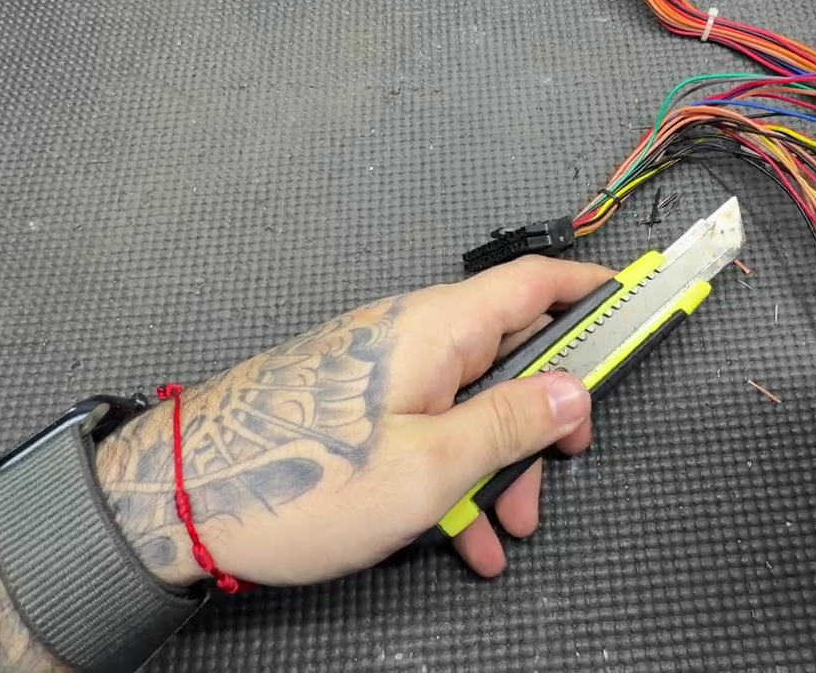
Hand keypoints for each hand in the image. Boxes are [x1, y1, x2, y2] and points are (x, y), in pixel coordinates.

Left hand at [95, 256, 612, 586]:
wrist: (183, 496)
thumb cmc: (305, 476)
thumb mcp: (430, 465)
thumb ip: (510, 423)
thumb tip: (572, 392)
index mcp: (440, 326)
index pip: (535, 282)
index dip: (590, 287)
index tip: (632, 299)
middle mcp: (418, 334)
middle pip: (510, 351)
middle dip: (543, 412)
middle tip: (562, 464)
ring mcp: (389, 367)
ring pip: (472, 398)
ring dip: (497, 459)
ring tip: (500, 528)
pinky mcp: (365, 399)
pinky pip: (431, 421)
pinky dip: (454, 468)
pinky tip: (458, 532)